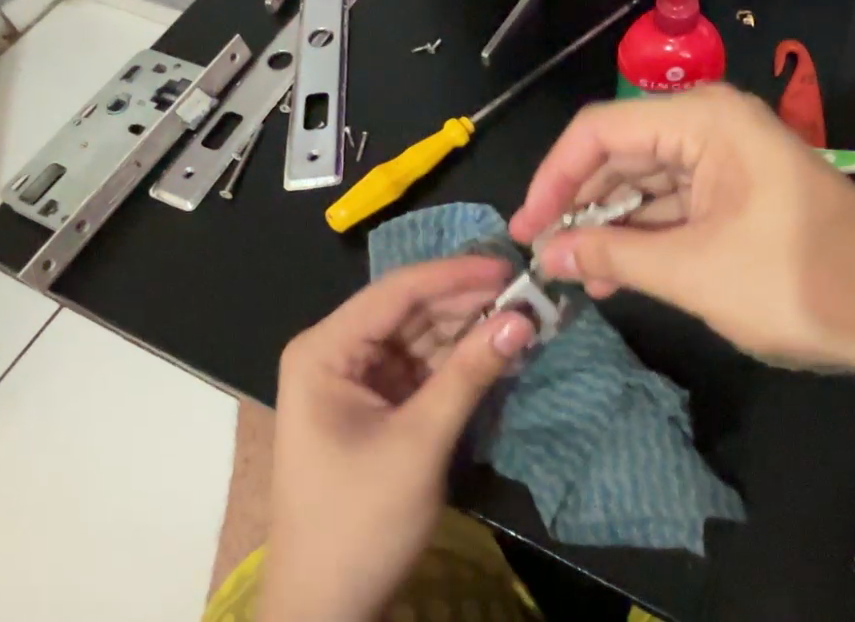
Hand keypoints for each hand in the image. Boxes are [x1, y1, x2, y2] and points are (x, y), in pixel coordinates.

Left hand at [260, 256, 536, 621]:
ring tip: (524, 316)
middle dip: (467, 303)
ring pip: (420, 337)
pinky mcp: (376, 406)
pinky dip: (459, 361)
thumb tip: (523, 318)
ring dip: (469, 330)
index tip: (510, 267)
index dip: (455, 275)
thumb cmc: (359, 522)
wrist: (326, 609)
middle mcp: (336, 352)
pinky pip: (422, 368)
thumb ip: (470, 374)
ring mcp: (356, 380)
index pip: (397, 292)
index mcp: (325, 350)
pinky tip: (499, 349)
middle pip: (410, 311)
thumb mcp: (419, 443)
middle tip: (529, 293)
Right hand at [509, 85, 854, 379]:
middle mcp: (712, 125)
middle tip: (541, 254)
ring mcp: (728, 159)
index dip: (553, 177)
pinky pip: (674, 205)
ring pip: (644, 182)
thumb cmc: (798, 284)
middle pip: (620, 153)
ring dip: (607, 227)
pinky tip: (612, 275)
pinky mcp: (739, 192)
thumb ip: (611, 257)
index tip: (525, 227)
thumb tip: (547, 253)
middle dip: (578, 204)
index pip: (600, 130)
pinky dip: (642, 237)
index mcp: (703, 120)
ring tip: (573, 275)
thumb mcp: (693, 272)